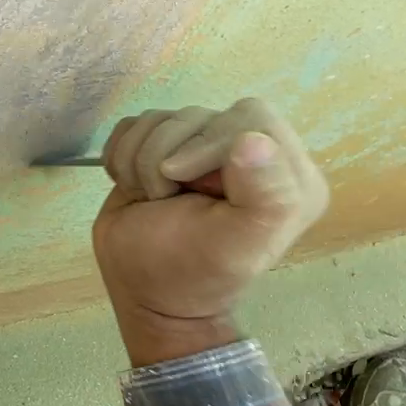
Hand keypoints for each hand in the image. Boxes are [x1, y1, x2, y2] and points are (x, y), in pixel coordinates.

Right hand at [92, 99, 327, 366]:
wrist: (142, 291)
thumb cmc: (191, 273)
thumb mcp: (236, 245)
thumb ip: (264, 196)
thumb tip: (253, 139)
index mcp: (284, 174)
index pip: (249, 116)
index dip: (208, 140)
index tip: (181, 178)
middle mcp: (245, 154)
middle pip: (198, 114)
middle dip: (165, 153)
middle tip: (162, 197)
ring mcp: (198, 149)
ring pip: (159, 119)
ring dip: (138, 161)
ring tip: (148, 198)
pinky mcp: (158, 149)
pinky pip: (133, 125)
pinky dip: (121, 155)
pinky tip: (132, 187)